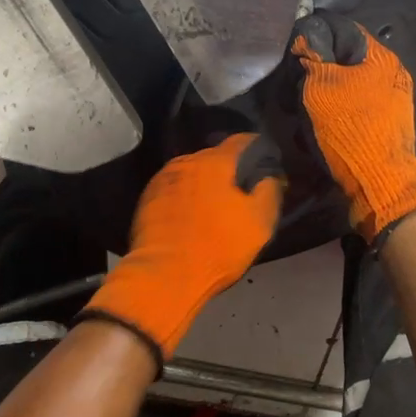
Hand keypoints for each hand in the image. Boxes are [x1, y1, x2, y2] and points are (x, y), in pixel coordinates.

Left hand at [78, 133, 283, 364]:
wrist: (164, 275)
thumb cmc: (217, 247)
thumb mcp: (258, 223)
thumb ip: (268, 191)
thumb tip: (268, 175)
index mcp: (214, 161)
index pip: (242, 141)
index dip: (258, 150)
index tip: (267, 164)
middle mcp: (185, 161)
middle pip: (214, 156)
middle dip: (229, 169)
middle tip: (240, 191)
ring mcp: (162, 179)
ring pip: (191, 172)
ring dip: (204, 182)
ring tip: (213, 204)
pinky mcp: (146, 199)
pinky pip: (174, 188)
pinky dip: (185, 195)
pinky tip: (190, 214)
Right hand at [290, 11, 415, 240]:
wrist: (381, 181)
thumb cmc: (350, 128)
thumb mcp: (320, 88)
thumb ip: (313, 57)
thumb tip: (304, 39)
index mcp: (382, 57)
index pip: (342, 28)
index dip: (315, 33)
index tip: (293, 46)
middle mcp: (393, 72)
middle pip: (348, 55)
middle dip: (320, 63)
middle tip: (295, 74)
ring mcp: (394, 97)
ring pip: (351, 79)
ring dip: (327, 86)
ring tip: (304, 98)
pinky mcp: (389, 120)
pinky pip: (358, 100)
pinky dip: (339, 102)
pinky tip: (322, 116)